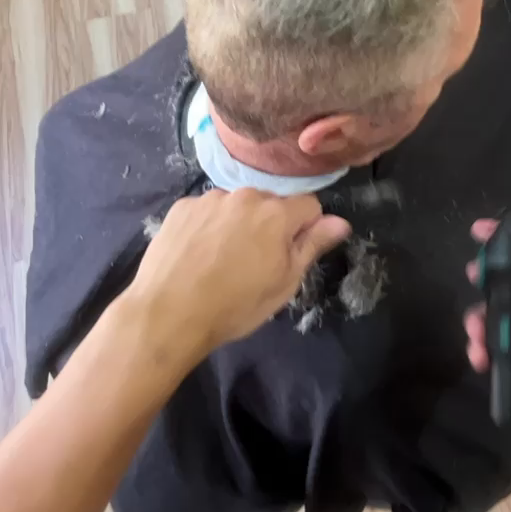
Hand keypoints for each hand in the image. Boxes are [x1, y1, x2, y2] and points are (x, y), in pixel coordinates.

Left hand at [122, 190, 350, 364]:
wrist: (168, 315)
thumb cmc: (235, 306)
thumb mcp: (284, 283)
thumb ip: (313, 245)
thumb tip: (342, 221)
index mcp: (277, 214)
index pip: (309, 205)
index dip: (306, 229)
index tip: (290, 254)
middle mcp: (246, 195)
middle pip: (271, 203)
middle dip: (270, 225)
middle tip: (254, 262)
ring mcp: (210, 198)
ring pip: (237, 205)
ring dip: (238, 223)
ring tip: (221, 259)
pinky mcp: (182, 207)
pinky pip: (206, 210)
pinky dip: (208, 226)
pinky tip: (197, 254)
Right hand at [464, 218, 510, 444]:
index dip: (502, 239)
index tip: (477, 230)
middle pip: (503, 283)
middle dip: (483, 279)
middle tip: (471, 277)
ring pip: (491, 315)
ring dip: (478, 321)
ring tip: (476, 334)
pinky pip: (489, 345)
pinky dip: (480, 348)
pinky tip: (479, 358)